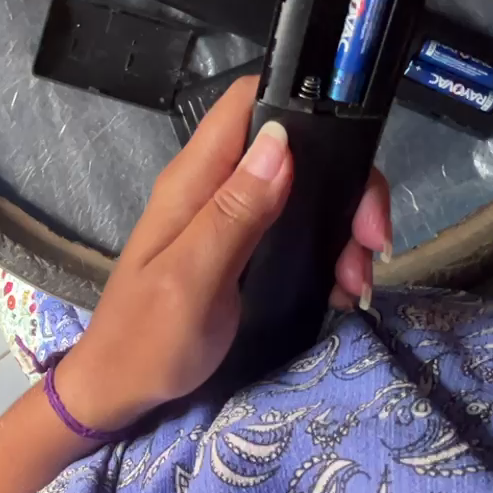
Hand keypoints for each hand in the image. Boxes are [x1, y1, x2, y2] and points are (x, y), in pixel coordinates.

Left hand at [55, 77, 386, 427]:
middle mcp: (210, 187)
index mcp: (192, 181)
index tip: (352, 149)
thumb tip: (280, 138)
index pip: (245, 103)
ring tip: (356, 280)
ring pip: (301, 190)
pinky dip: (325, 251)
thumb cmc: (148, 341)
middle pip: (290, 147)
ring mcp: (225, 217)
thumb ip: (234, 212)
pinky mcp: (238, 247)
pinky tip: (340, 288)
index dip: (300, 102)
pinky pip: (293, 228)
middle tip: (370, 241)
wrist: (121, 389)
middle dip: (343, 184)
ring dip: (341, 226)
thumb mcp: (193, 279)